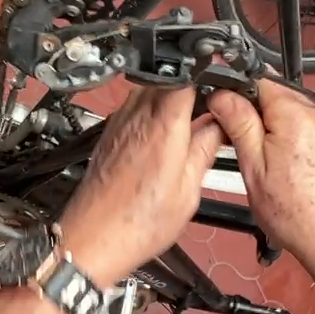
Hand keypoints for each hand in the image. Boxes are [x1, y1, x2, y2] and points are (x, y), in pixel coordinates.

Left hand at [60, 86, 224, 284]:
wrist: (94, 238)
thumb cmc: (136, 224)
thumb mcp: (188, 192)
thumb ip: (205, 151)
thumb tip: (218, 128)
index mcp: (165, 126)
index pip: (188, 76)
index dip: (207, 78)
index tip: (220, 90)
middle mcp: (139, 116)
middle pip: (170, 80)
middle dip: (190, 92)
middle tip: (208, 114)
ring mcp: (120, 122)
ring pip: (151, 92)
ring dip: (170, 103)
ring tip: (185, 132)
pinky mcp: (110, 133)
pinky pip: (136, 110)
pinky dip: (152, 117)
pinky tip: (162, 143)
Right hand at [207, 84, 314, 287]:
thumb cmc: (298, 216)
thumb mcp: (253, 169)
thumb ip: (239, 124)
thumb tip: (223, 95)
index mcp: (296, 115)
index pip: (260, 81)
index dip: (237, 95)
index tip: (225, 114)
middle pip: (278, 97)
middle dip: (258, 116)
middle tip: (245, 148)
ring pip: (294, 116)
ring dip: (277, 131)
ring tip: (269, 168)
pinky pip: (311, 133)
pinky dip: (296, 145)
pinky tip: (289, 174)